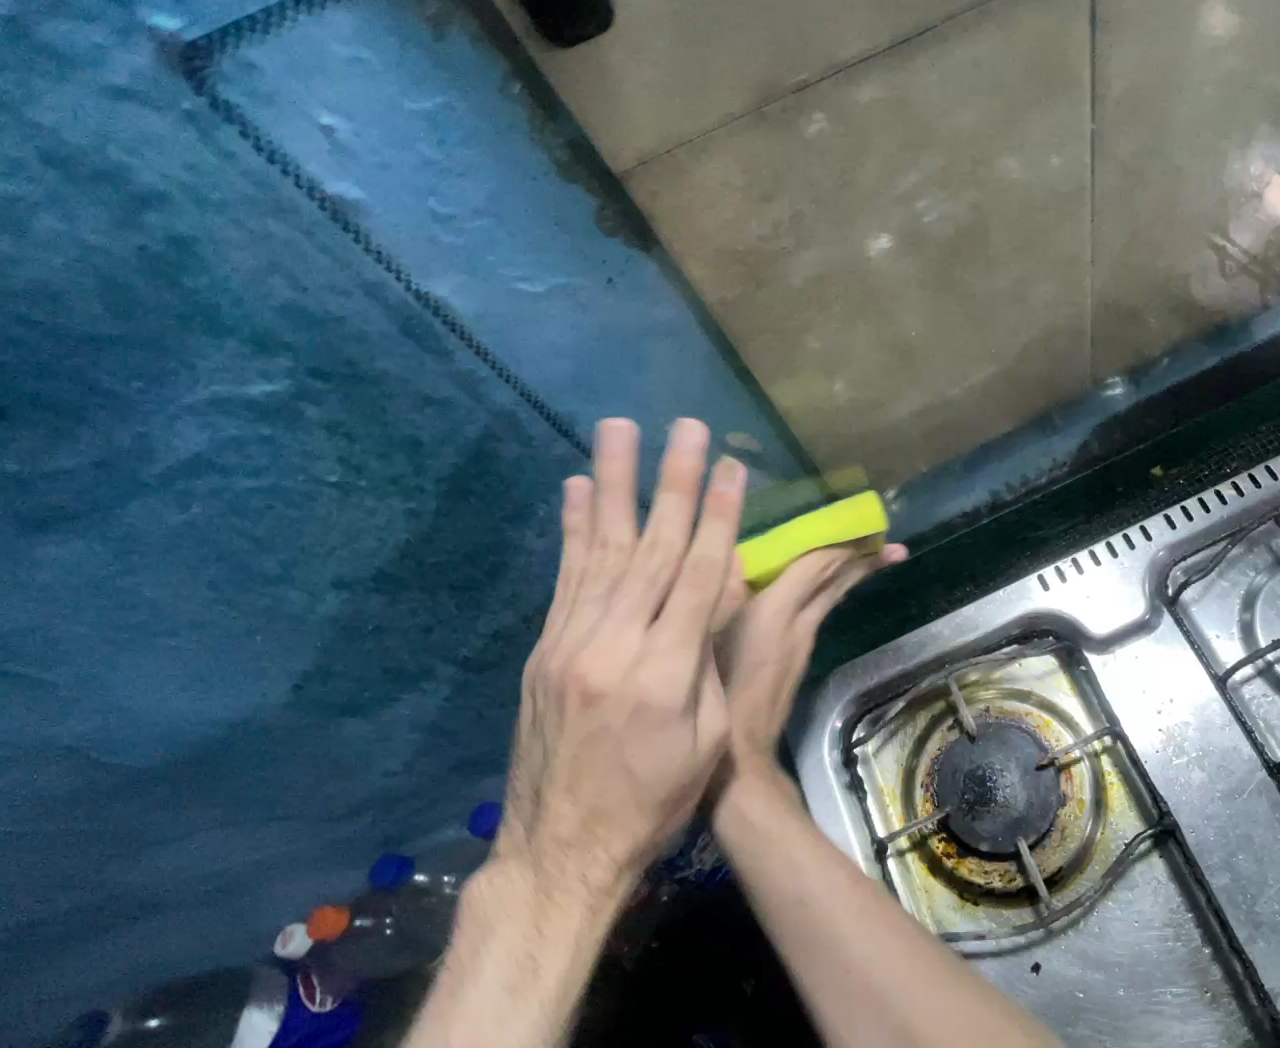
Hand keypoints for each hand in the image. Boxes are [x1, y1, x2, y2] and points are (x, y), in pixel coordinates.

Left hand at [502, 417, 745, 903]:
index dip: (720, 518)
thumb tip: (713, 596)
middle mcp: (613, 645)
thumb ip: (705, 661)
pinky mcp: (546, 649)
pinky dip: (575, 528)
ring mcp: (571, 643)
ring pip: (605, 549)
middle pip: (654, 549)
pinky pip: (565, 577)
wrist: (561, 850)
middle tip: (688, 428)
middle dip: (676, 482)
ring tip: (622, 428)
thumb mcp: (704, 740)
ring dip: (619, 484)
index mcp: (664, 673)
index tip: (732, 468)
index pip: (701, 577)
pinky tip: (580, 487)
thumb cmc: (655, 803)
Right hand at [712, 541, 906, 799]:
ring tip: (876, 553)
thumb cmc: (711, 697)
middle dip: (861, 553)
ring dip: (853, 572)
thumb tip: (736, 554)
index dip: (842, 539)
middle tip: (885, 534)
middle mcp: (799, 623)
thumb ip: (721, 594)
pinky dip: (830, 591)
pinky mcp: (798, 661)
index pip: (820, 563)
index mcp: (776, 611)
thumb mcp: (707, 638)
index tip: (866, 520)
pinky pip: (820, 611)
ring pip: (833, 596)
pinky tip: (827, 587)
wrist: (739, 761)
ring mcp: (802, 644)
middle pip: (837, 578)